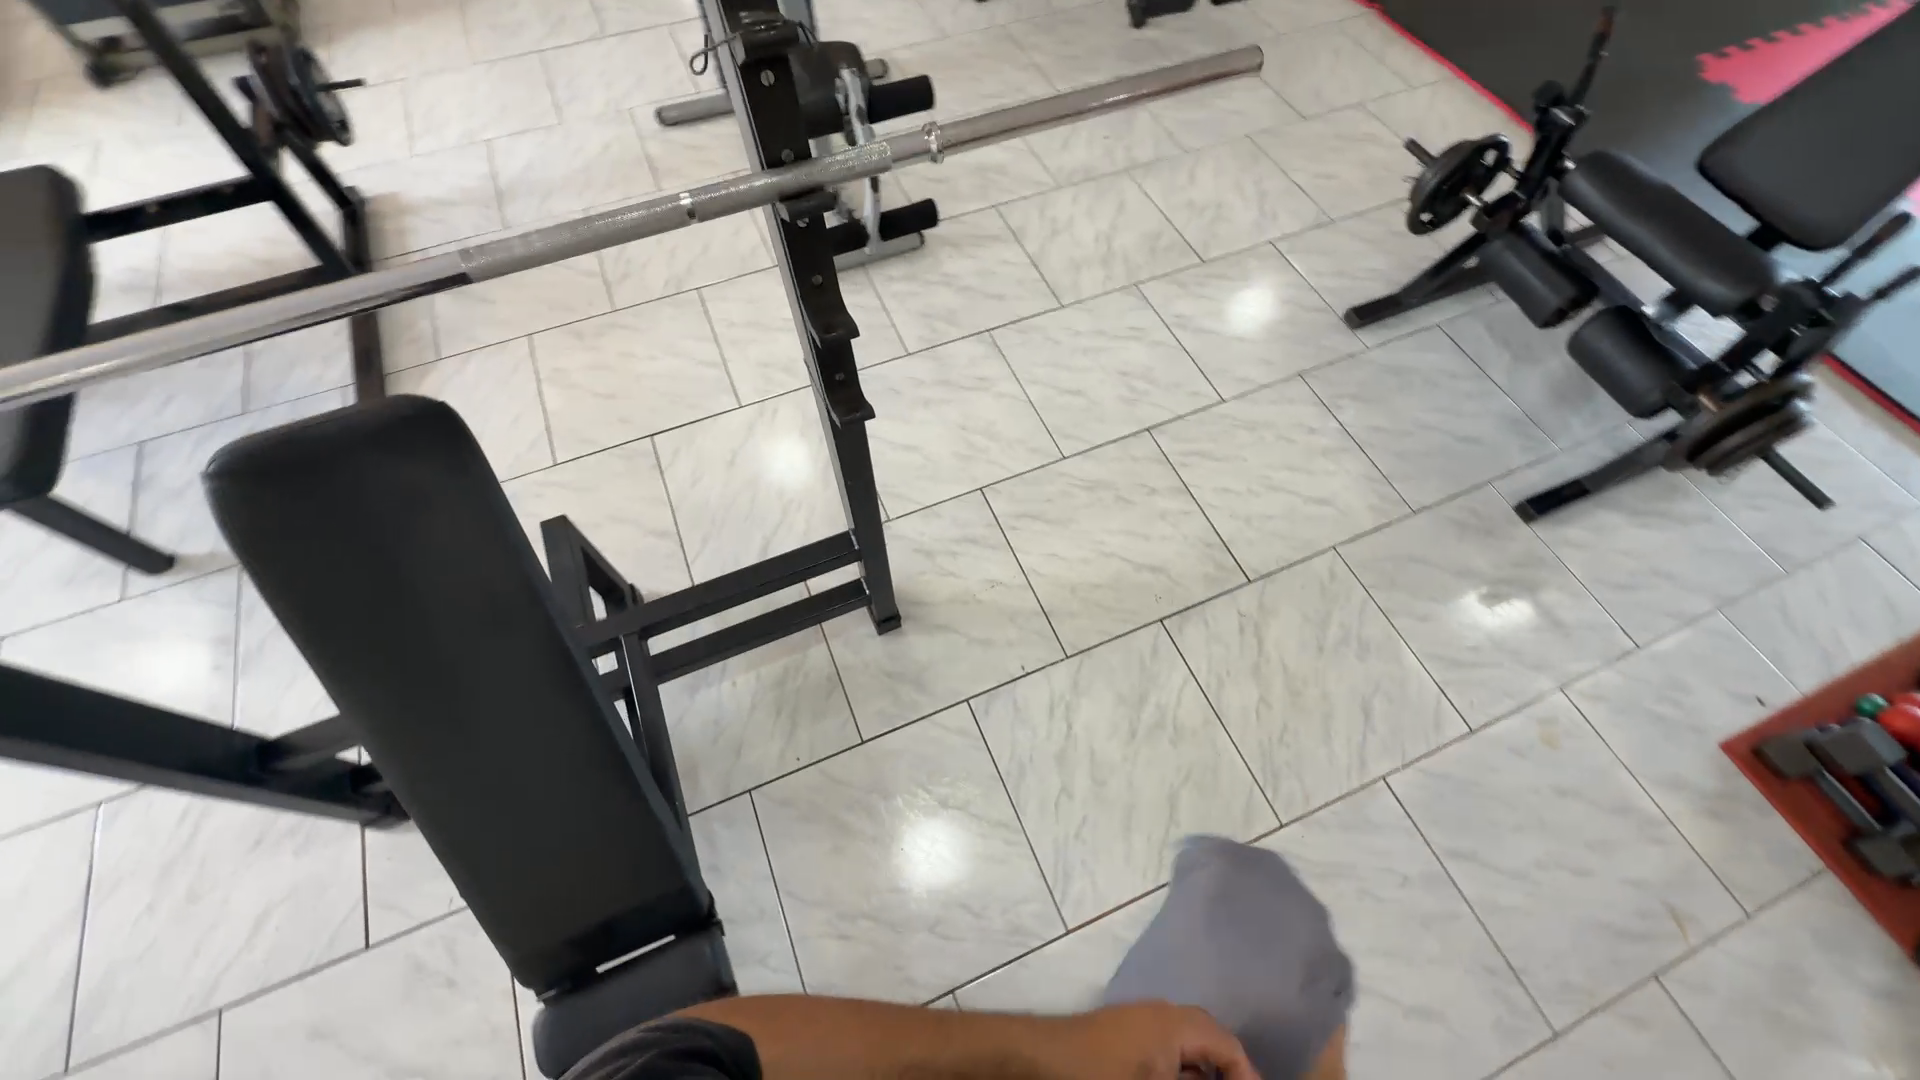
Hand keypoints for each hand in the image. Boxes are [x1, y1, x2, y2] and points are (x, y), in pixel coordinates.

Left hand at [1052, 1003, 1258, 1079]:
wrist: (1039, 1060)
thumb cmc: (1099, 1074)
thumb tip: (1201, 1077)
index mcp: (1176, 1025)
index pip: (1229, 1046)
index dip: (1247, 1076)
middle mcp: (1162, 1015)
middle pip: (1211, 1041)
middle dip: (1225, 1071)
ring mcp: (1140, 1023)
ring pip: (1187, 1048)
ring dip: (1199, 1072)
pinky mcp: (1123, 1037)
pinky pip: (1165, 1051)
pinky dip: (1177, 1071)